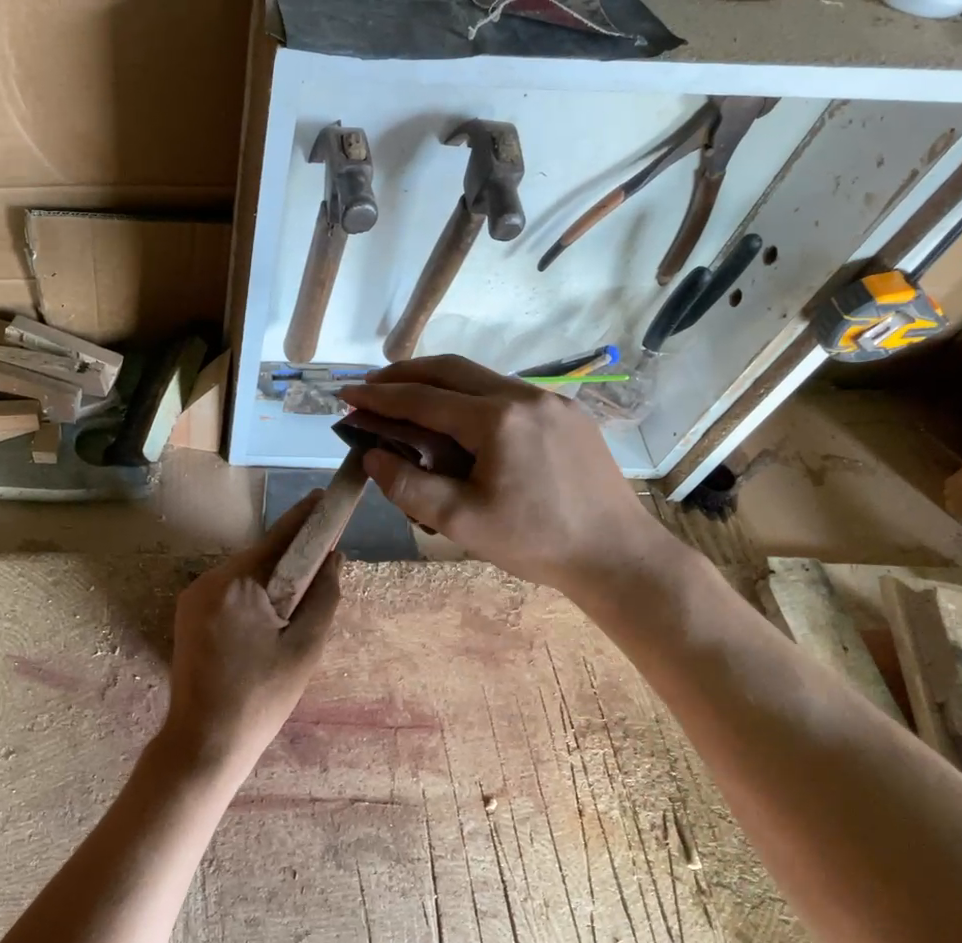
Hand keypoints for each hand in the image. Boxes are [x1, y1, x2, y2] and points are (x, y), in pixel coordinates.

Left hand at [162, 492, 340, 776]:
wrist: (203, 742)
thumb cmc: (261, 698)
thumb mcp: (304, 648)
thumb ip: (323, 596)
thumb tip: (334, 557)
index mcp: (237, 583)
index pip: (280, 538)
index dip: (307, 517)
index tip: (328, 497)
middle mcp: (207, 581)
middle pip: (260, 557)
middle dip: (291, 559)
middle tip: (324, 567)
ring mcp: (191, 599)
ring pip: (243, 576)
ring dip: (270, 582)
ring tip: (297, 609)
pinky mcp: (186, 617)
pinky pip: (227, 594)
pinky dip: (251, 598)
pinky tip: (268, 622)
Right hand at [337, 355, 665, 589]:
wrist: (616, 553)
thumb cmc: (534, 542)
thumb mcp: (459, 522)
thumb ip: (407, 485)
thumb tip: (370, 456)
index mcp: (496, 420)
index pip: (422, 399)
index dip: (378, 397)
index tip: (345, 394)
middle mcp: (524, 396)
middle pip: (451, 370)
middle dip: (404, 375)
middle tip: (369, 388)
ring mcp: (551, 401)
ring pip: (481, 378)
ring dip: (438, 384)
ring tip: (406, 400)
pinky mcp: (567, 415)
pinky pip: (506, 394)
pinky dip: (469, 397)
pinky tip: (457, 419)